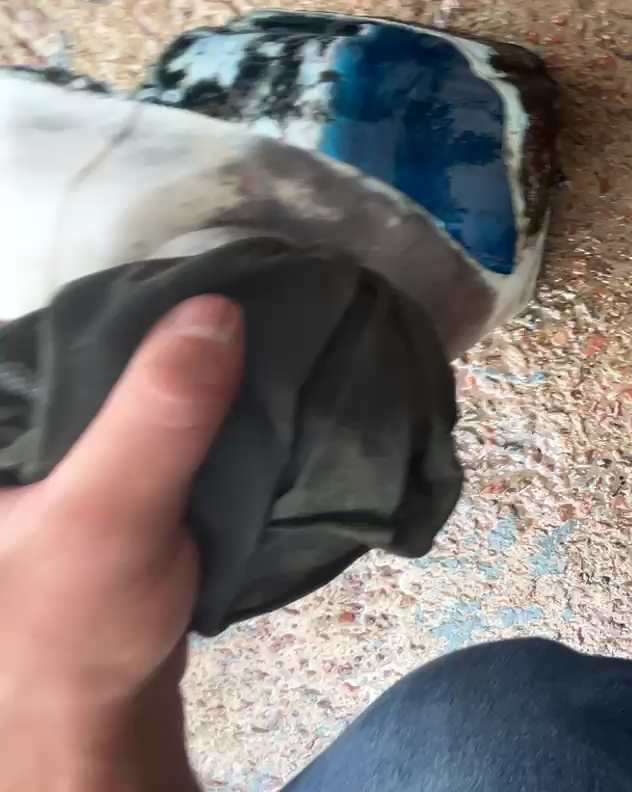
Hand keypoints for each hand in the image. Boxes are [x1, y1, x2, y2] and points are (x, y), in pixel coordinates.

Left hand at [0, 296, 242, 789]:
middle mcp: (8, 434)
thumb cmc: (67, 623)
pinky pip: (145, 412)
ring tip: (258, 329)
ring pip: (117, 380)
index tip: (211, 270)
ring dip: (188, 359)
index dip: (120, 298)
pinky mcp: (89, 476)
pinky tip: (244, 386)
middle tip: (253, 294)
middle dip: (162, 323)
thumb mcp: (109, 517)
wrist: (88, 710)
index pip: (39, 338)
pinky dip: (197, 394)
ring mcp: (43, 458)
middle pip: (82, 351)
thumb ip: (157, 418)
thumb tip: (216, 307)